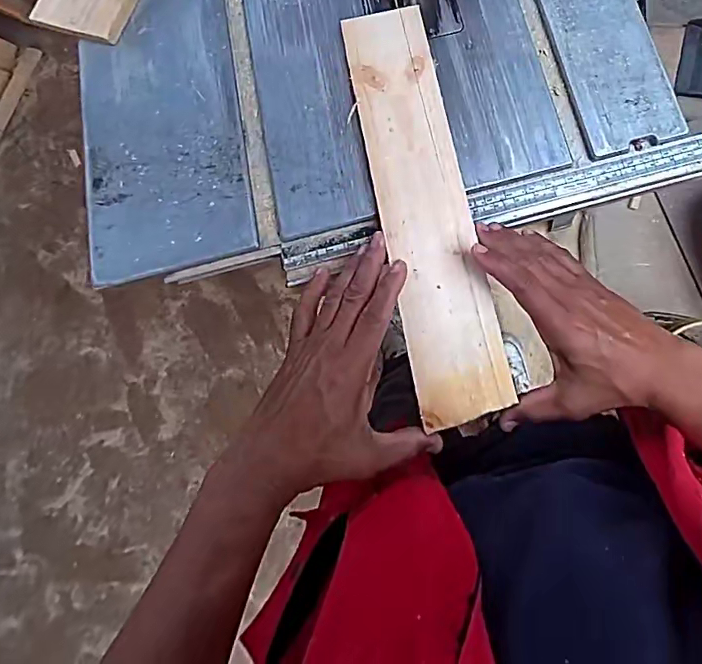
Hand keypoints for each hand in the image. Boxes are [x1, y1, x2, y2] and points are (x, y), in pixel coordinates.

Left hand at [217, 235, 439, 498]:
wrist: (265, 460)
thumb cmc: (316, 455)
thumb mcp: (367, 455)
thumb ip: (404, 445)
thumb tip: (436, 444)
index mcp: (352, 368)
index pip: (375, 318)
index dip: (388, 289)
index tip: (399, 266)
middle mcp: (331, 350)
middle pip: (354, 298)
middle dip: (370, 267)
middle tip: (381, 241)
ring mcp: (310, 348)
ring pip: (333, 300)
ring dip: (349, 272)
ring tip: (362, 250)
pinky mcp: (294, 353)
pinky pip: (304, 314)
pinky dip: (313, 291)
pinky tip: (321, 274)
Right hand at [471, 223, 701, 427]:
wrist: (660, 366)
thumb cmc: (622, 379)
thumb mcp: (573, 401)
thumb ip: (535, 409)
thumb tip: (507, 419)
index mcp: (562, 320)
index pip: (524, 282)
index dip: (499, 263)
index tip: (479, 250)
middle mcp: (572, 297)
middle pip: (531, 261)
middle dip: (502, 244)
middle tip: (478, 231)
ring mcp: (584, 288)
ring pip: (547, 255)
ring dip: (520, 241)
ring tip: (499, 231)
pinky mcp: (594, 286)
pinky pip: (563, 258)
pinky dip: (544, 246)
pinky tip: (535, 241)